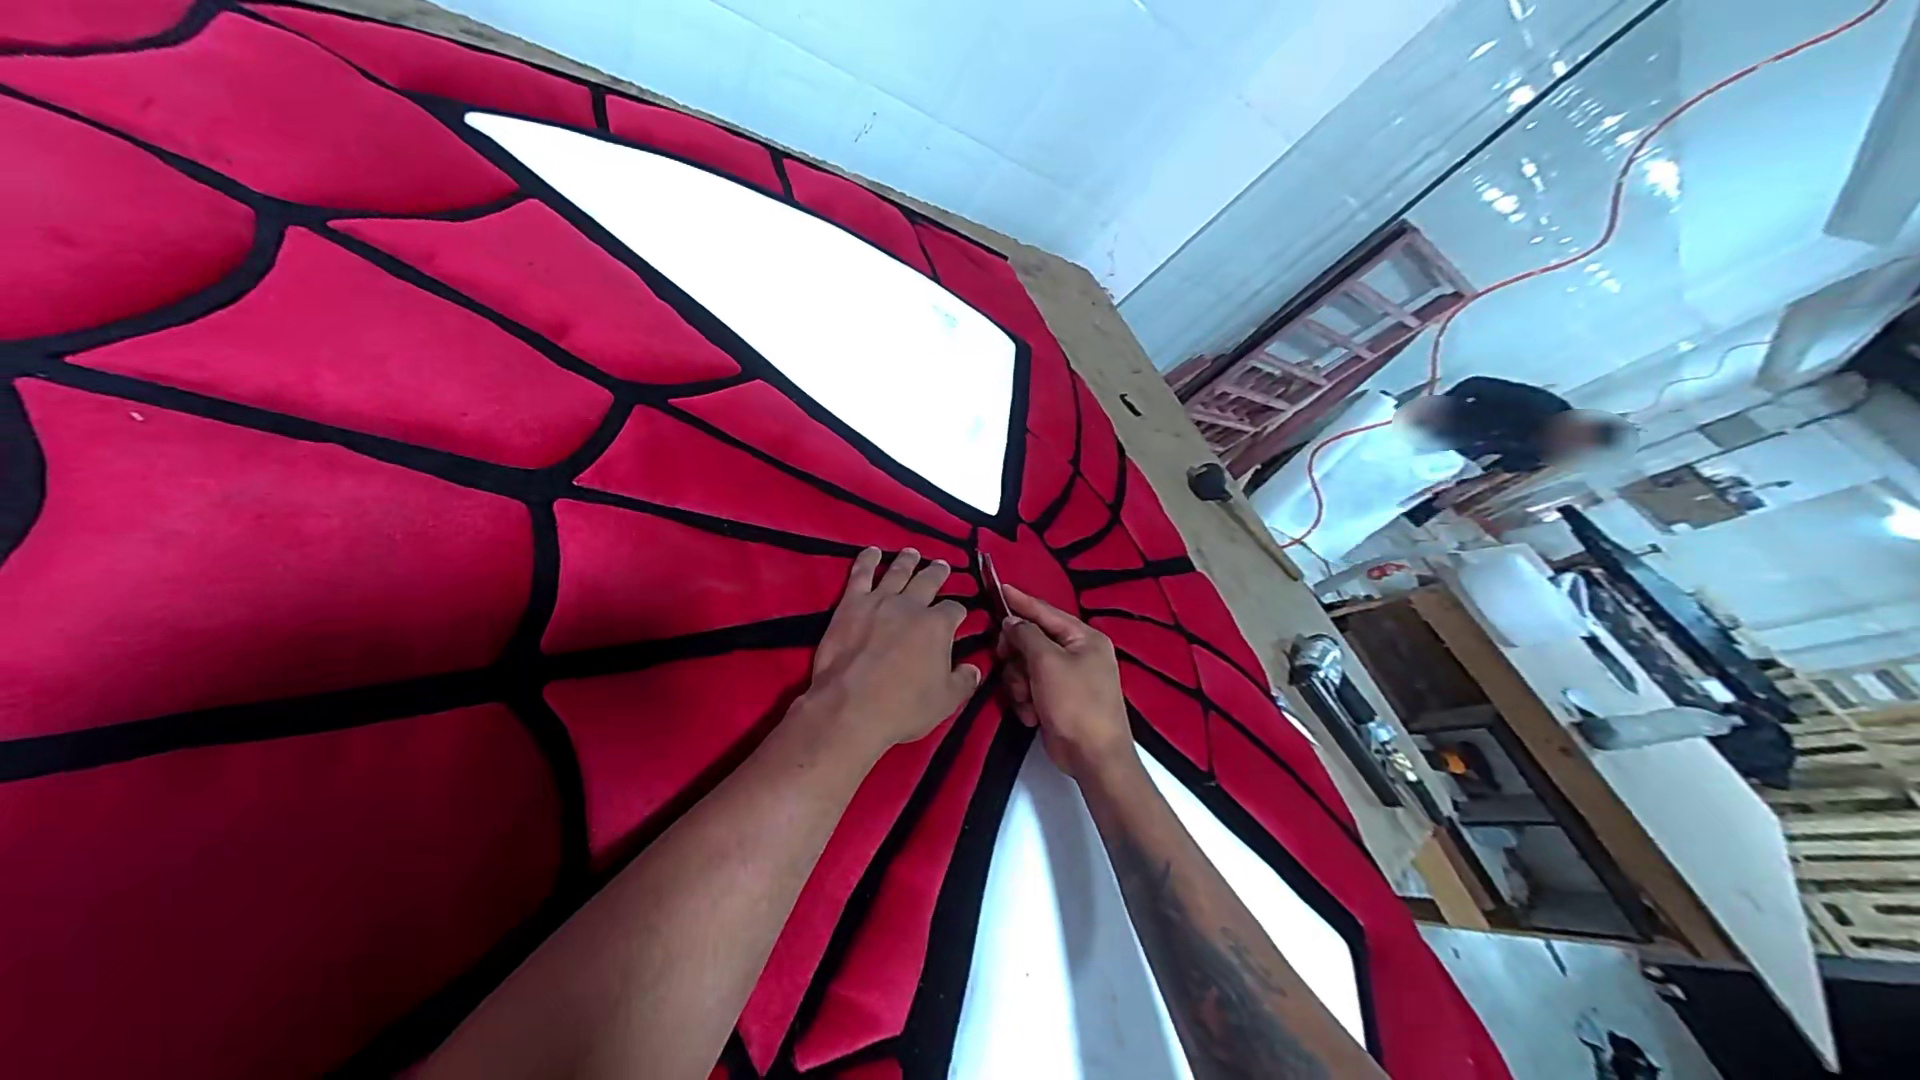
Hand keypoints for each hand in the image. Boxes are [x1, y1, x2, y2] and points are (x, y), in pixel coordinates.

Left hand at [798, 547, 981, 757]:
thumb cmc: (903, 707)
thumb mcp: (945, 701)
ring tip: (912, 553)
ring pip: (897, 572)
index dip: (958, 610)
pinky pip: (860, 574)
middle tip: (942, 565)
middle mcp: (911, 605)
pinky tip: (872, 552)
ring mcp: (879, 601)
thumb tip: (974, 669)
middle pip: (928, 581)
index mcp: (937, 626)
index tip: (959, 614)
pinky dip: (867, 560)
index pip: (954, 609)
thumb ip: (963, 681)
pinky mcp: (851, 604)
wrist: (851, 706)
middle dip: (937, 573)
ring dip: (907, 561)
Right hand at [996, 585, 1136, 783]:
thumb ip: (1026, 635)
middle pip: (1032, 641)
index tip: (997, 588)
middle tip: (1005, 662)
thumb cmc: (1075, 703)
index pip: (1046, 611)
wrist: (1093, 757)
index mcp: (1084, 638)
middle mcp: (1078, 653)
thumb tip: (1011, 622)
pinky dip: (1027, 700)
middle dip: (1017, 657)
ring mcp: (1068, 678)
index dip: (1020, 601)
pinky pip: (1030, 688)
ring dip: (1020, 684)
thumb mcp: (1047, 662)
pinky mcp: (1057, 700)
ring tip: (1026, 700)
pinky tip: (1032, 714)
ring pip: (1026, 666)